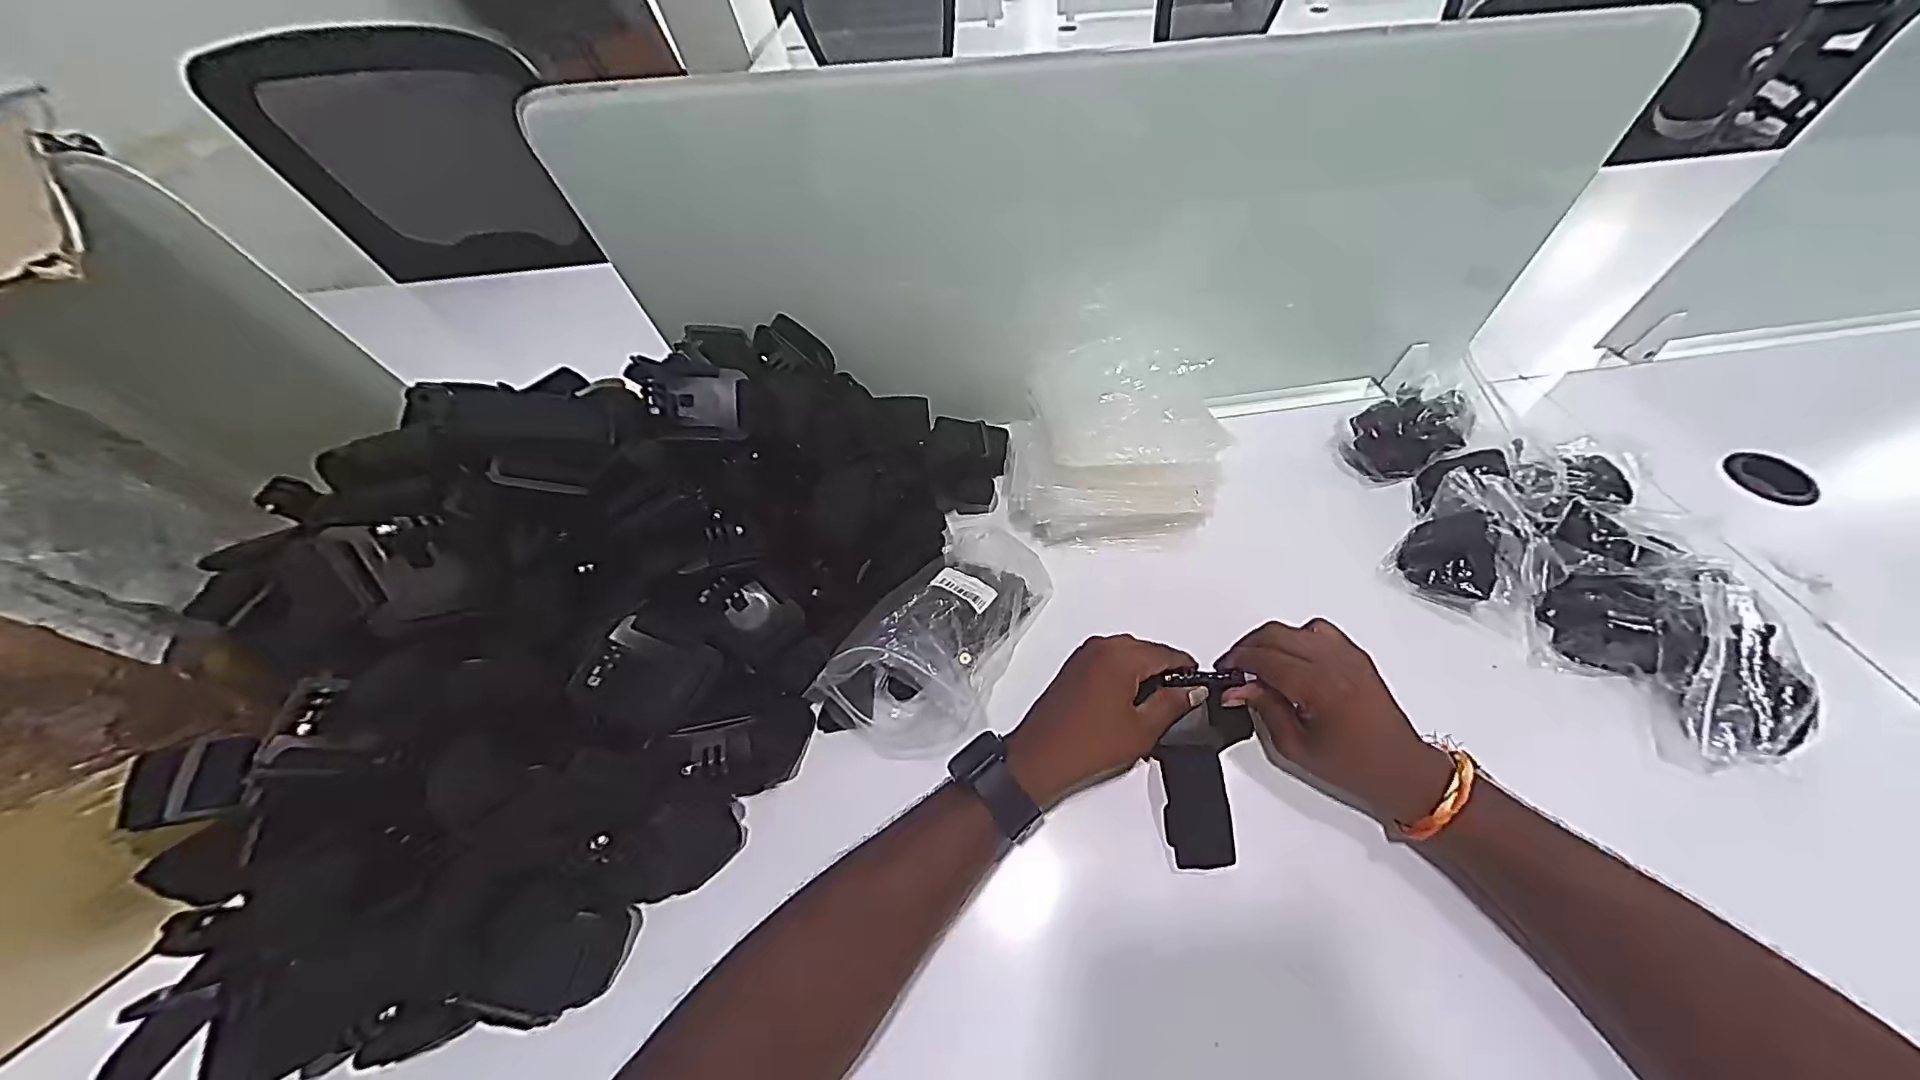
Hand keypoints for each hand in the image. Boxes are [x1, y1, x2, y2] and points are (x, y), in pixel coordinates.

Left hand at [1006, 635, 1200, 808]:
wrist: (1041, 758)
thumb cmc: (1081, 744)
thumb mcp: (1143, 729)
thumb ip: (1172, 704)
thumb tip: (1190, 692)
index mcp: (1119, 657)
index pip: (1166, 653)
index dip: (1186, 670)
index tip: (1196, 684)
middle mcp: (1099, 649)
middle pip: (1146, 651)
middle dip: (1164, 673)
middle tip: (1177, 701)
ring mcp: (1083, 657)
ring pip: (1127, 657)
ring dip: (1142, 675)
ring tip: (1150, 710)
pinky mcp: (1073, 668)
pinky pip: (1108, 664)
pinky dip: (1122, 678)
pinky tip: (1126, 707)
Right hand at [1219, 619, 1453, 827]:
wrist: (1401, 771)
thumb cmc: (1358, 767)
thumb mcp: (1296, 747)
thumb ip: (1264, 709)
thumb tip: (1239, 689)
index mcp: (1321, 688)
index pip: (1266, 658)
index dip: (1238, 661)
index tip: (1227, 670)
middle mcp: (1338, 666)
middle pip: (1276, 634)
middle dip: (1248, 647)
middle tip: (1236, 665)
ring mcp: (1350, 658)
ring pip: (1296, 628)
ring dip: (1271, 640)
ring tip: (1260, 660)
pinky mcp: (1357, 657)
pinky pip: (1320, 631)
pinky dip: (1298, 637)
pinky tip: (1290, 656)